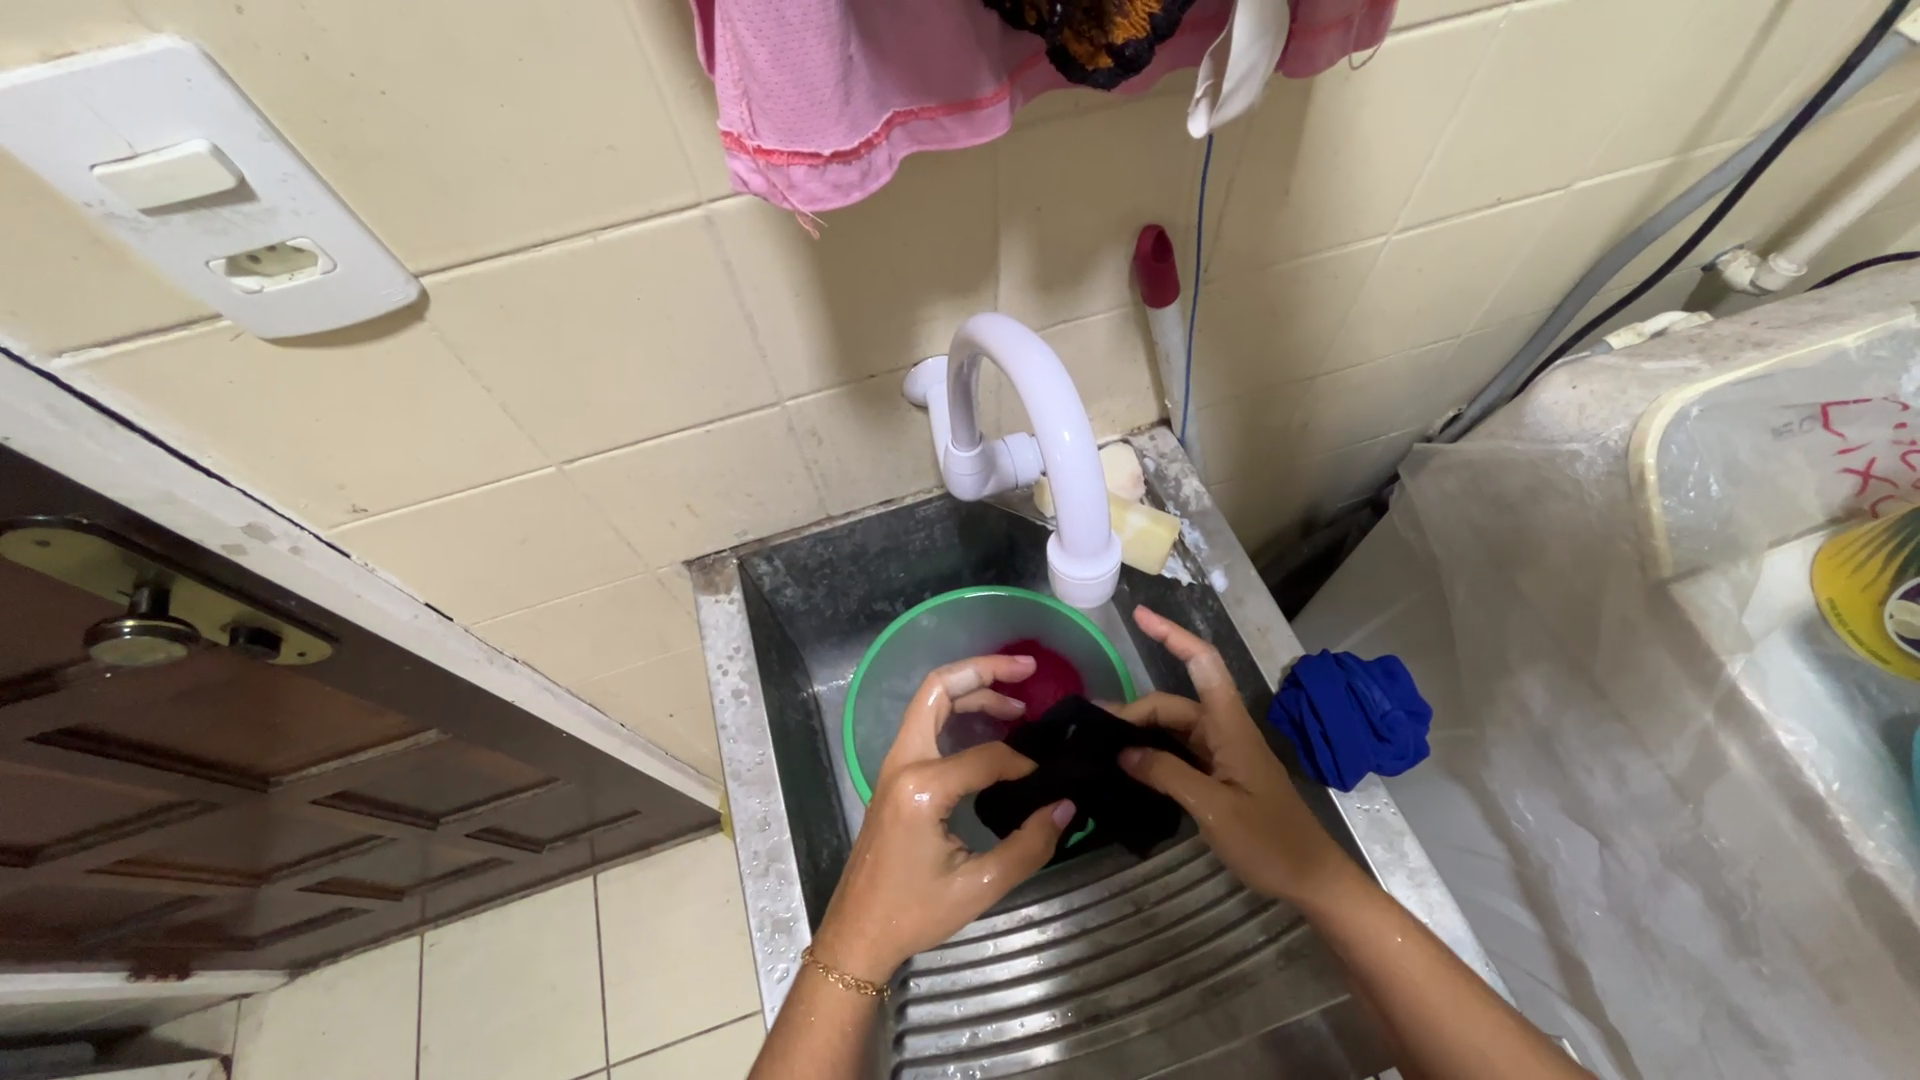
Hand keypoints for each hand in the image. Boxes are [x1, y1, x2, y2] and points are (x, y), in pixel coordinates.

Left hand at [810, 654, 1074, 983]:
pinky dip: (957, 710)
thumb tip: (1067, 806)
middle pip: (938, 689)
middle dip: (984, 671)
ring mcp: (894, 765)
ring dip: (972, 688)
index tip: (1049, 782)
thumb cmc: (914, 912)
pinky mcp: (895, 774)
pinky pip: (926, 724)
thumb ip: (1028, 845)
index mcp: (922, 787)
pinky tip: (989, 724)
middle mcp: (903, 762)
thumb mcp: (979, 887)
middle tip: (1028, 669)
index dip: (1024, 764)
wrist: (859, 932)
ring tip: (1017, 698)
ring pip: (930, 701)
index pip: (987, 755)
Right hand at [1113, 606, 1353, 905]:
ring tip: (1101, 748)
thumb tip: (1124, 753)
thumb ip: (1167, 774)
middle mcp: (1225, 732)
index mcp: (1230, 727)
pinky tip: (1129, 768)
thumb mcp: (1214, 809)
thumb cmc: (1270, 842)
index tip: (1139, 616)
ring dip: (1141, 734)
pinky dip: (1154, 754)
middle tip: (1092, 734)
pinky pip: (1180, 753)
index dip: (1172, 635)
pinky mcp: (1221, 776)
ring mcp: (1223, 754)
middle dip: (1134, 711)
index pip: (1202, 663)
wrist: (1312, 880)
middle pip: (1173, 704)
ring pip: (1174, 730)